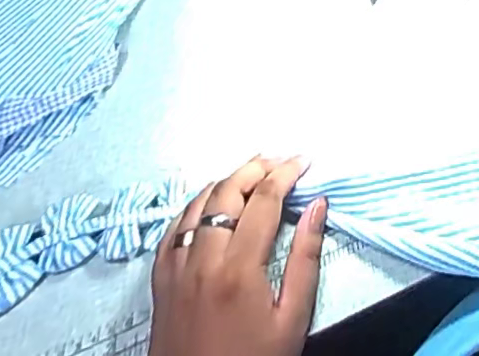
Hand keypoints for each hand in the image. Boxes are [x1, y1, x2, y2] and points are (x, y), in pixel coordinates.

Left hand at [151, 157, 326, 355]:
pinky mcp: (160, 286)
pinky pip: (172, 232)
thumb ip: (306, 257)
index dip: (286, 172)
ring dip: (226, 182)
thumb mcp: (292, 318)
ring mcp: (176, 273)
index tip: (304, 161)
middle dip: (256, 168)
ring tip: (251, 175)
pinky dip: (193, 207)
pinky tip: (209, 205)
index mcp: (238, 268)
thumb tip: (318, 205)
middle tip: (280, 162)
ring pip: (197, 205)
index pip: (263, 199)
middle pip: (226, 192)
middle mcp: (202, 262)